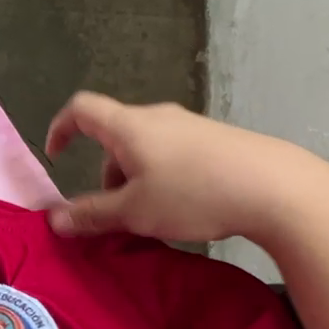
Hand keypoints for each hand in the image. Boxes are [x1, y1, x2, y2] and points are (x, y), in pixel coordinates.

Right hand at [43, 91, 328, 242]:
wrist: (274, 187)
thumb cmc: (192, 194)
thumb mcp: (133, 212)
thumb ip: (91, 214)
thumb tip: (54, 219)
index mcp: (129, 126)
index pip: (81, 110)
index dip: (60, 128)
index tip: (56, 155)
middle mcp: (157, 117)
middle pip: (114, 136)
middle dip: (104, 173)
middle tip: (114, 212)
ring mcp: (189, 126)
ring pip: (144, 148)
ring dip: (133, 179)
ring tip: (150, 216)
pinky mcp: (215, 140)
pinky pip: (171, 154)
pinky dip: (160, 177)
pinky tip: (182, 207)